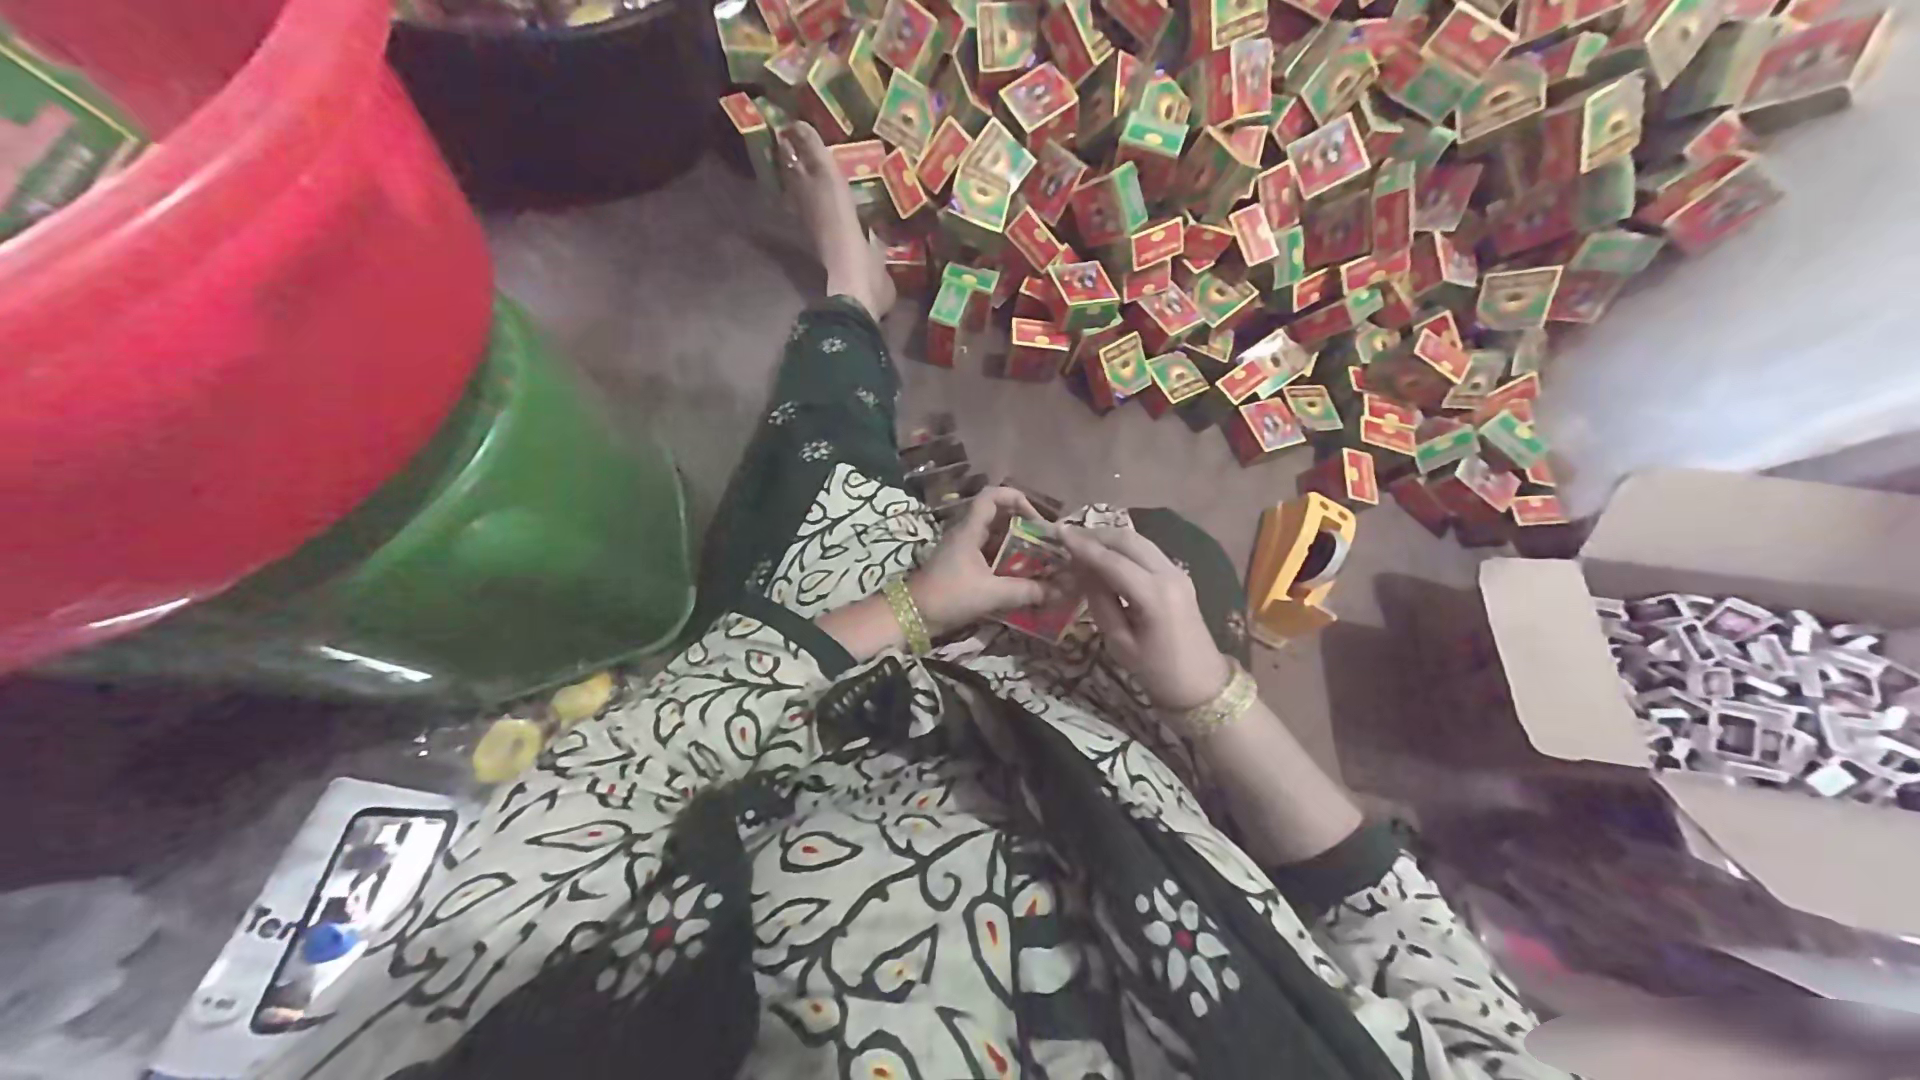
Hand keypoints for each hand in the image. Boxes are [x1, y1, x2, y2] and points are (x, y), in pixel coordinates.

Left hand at [908, 488, 1059, 635]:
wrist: (911, 616)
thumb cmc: (948, 596)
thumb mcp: (991, 594)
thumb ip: (1026, 591)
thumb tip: (1058, 590)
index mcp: (970, 530)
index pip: (992, 496)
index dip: (1017, 498)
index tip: (1036, 519)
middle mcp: (966, 534)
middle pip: (998, 516)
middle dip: (1024, 526)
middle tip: (1045, 544)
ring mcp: (963, 550)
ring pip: (995, 538)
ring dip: (1017, 546)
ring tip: (1040, 562)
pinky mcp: (962, 567)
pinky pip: (989, 555)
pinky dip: (1007, 562)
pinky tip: (1023, 578)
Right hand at [1061, 526, 1233, 710]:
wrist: (1201, 685)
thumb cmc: (1157, 671)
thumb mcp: (1119, 643)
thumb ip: (1100, 602)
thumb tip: (1083, 571)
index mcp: (1154, 595)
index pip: (1111, 560)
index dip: (1082, 546)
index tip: (1058, 533)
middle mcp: (1169, 574)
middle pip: (1127, 540)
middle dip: (1095, 535)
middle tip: (1067, 535)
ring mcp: (1178, 572)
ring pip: (1138, 540)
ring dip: (1109, 538)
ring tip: (1081, 542)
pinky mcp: (1179, 576)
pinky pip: (1147, 551)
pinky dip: (1123, 547)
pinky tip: (1105, 555)